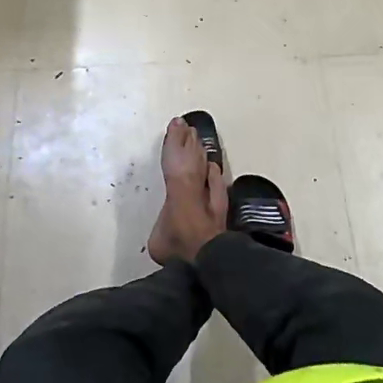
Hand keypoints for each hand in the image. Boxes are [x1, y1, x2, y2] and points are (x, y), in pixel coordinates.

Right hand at [148, 117, 228, 265]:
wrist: (208, 257)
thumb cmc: (179, 246)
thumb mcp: (159, 240)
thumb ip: (164, 230)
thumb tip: (168, 234)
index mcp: (178, 186)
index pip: (175, 156)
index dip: (175, 141)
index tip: (176, 125)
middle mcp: (196, 185)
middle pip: (193, 156)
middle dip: (188, 142)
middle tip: (186, 128)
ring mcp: (213, 195)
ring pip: (206, 166)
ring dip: (200, 152)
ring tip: (196, 140)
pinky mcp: (223, 209)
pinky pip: (217, 182)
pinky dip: (214, 174)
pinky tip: (214, 168)